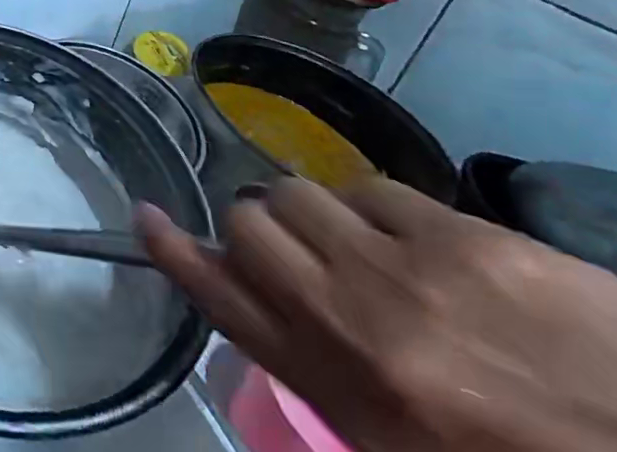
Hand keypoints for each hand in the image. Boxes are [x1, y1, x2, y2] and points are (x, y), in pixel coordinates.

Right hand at [138, 178, 616, 451]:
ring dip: (316, 215)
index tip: (145, 213)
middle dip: (258, 230)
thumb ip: (325, 376)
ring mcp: (414, 271)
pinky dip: (379, 209)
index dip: (175, 251)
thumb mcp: (401, 444)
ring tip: (362, 245)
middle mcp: (358, 320)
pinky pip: (380, 191)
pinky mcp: (471, 238)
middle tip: (296, 251)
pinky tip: (422, 242)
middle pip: (251, 227)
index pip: (226, 299)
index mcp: (343, 388)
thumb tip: (272, 306)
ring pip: (304, 195)